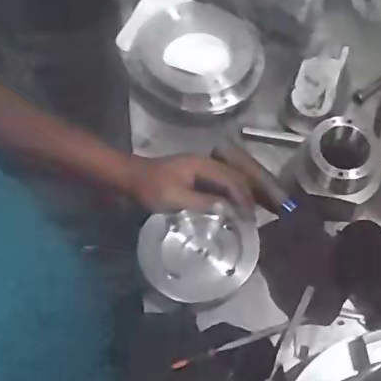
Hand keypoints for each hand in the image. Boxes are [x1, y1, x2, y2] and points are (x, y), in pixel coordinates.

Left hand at [126, 154, 252, 214]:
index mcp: (204, 165)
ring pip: (231, 179)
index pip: (233, 181)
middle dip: (247, 196)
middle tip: (252, 218)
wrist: (129, 177)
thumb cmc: (150, 188)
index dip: (243, 199)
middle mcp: (207, 162)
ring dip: (240, 195)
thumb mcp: (175, 198)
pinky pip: (221, 182)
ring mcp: (202, 167)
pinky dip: (229, 194)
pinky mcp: (196, 175)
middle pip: (236, 177)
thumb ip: (203, 202)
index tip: (249, 218)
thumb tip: (228, 209)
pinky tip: (230, 207)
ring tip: (245, 213)